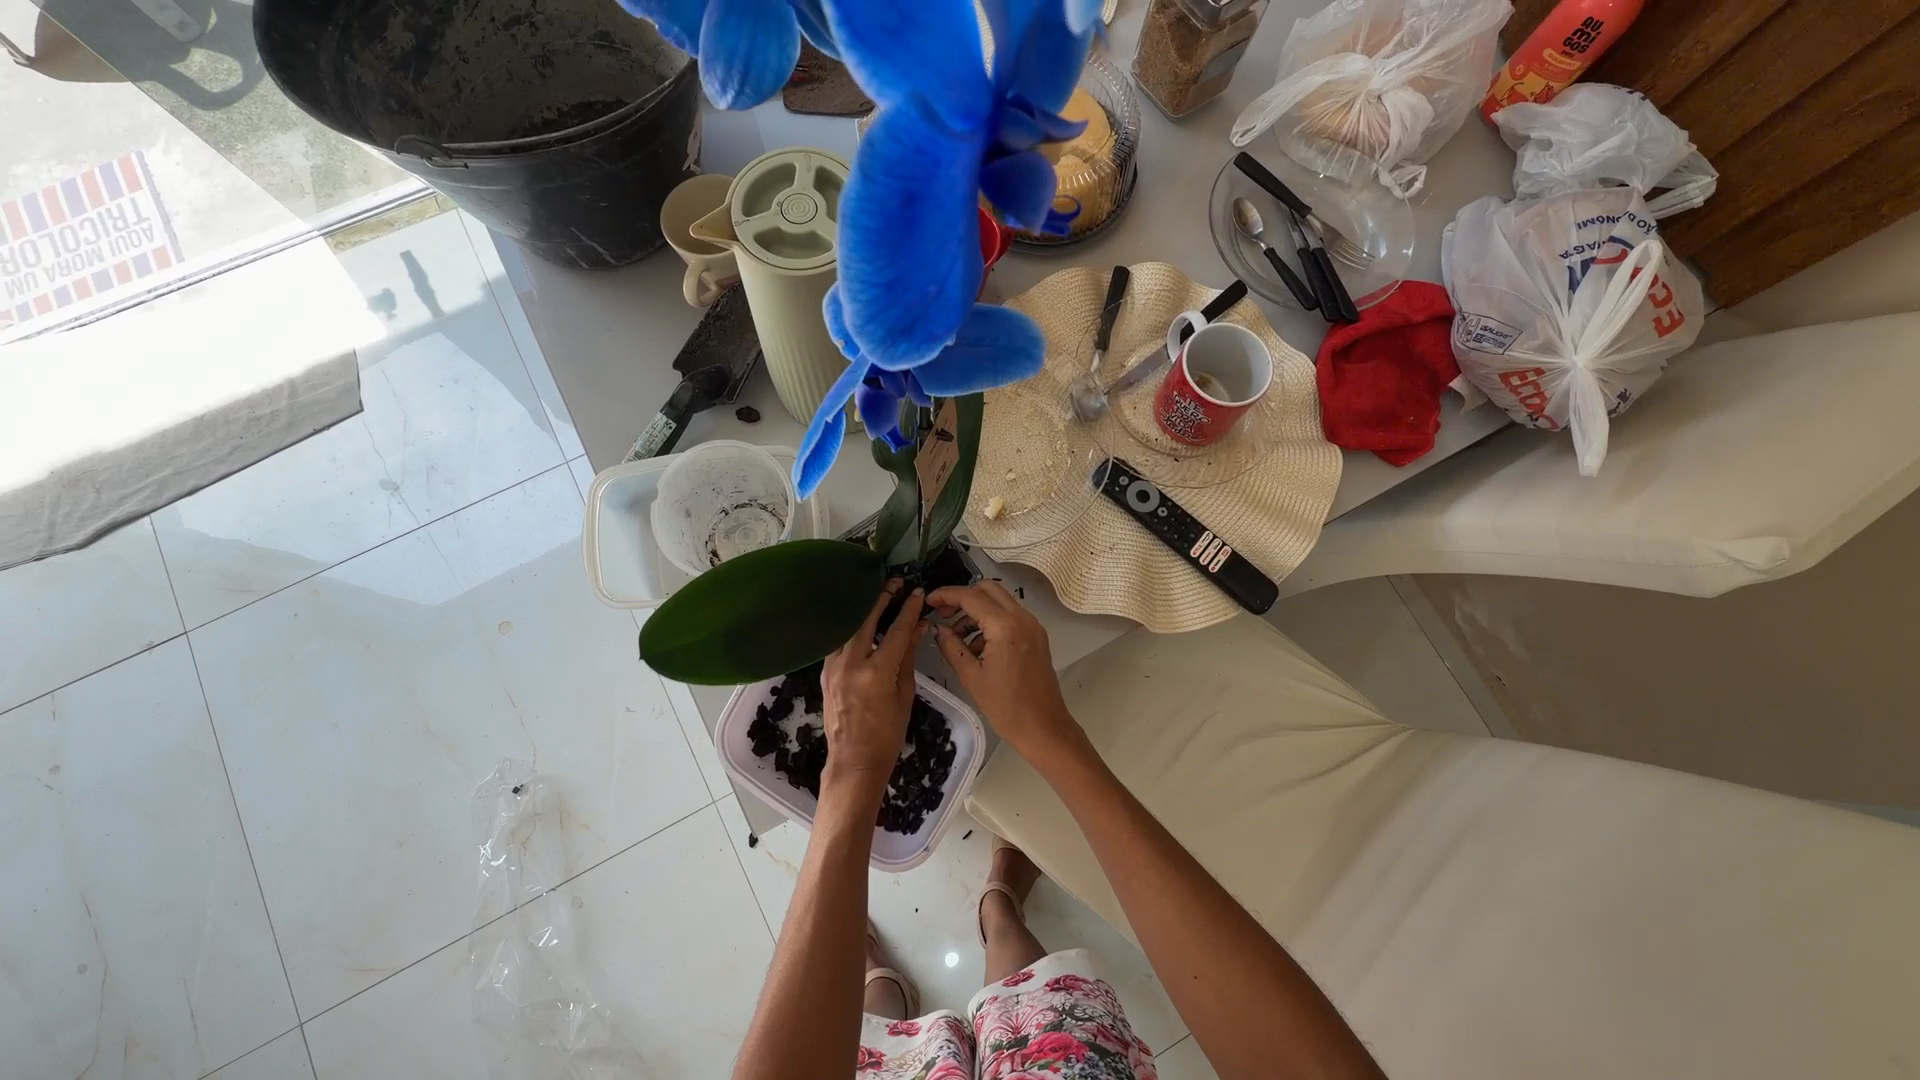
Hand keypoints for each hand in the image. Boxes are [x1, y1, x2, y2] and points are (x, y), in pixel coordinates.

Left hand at [820, 580, 925, 790]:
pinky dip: (850, 628)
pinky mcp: (824, 672)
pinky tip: (859, 622)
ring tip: (876, 595)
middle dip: (882, 598)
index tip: (916, 592)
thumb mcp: (905, 694)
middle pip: (866, 619)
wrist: (854, 760)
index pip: (897, 630)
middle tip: (893, 583)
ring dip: (863, 609)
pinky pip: (838, 642)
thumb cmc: (887, 734)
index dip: (908, 609)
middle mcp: (852, 664)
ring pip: (848, 627)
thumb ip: (908, 657)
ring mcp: (833, 667)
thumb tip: (918, 628)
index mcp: (877, 673)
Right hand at [928, 582, 1084, 763]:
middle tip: (943, 615)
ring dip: (977, 610)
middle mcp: (1022, 618)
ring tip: (958, 638)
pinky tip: (978, 647)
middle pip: (988, 589)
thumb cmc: (1006, 707)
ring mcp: (1032, 626)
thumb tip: (939, 629)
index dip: (946, 595)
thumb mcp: (971, 677)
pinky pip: (1010, 616)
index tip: (929, 601)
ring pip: (1000, 601)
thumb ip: (952, 647)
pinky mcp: (1036, 636)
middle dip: (963, 597)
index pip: (970, 597)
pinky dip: (991, 621)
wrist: (1043, 727)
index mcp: (1005, 627)